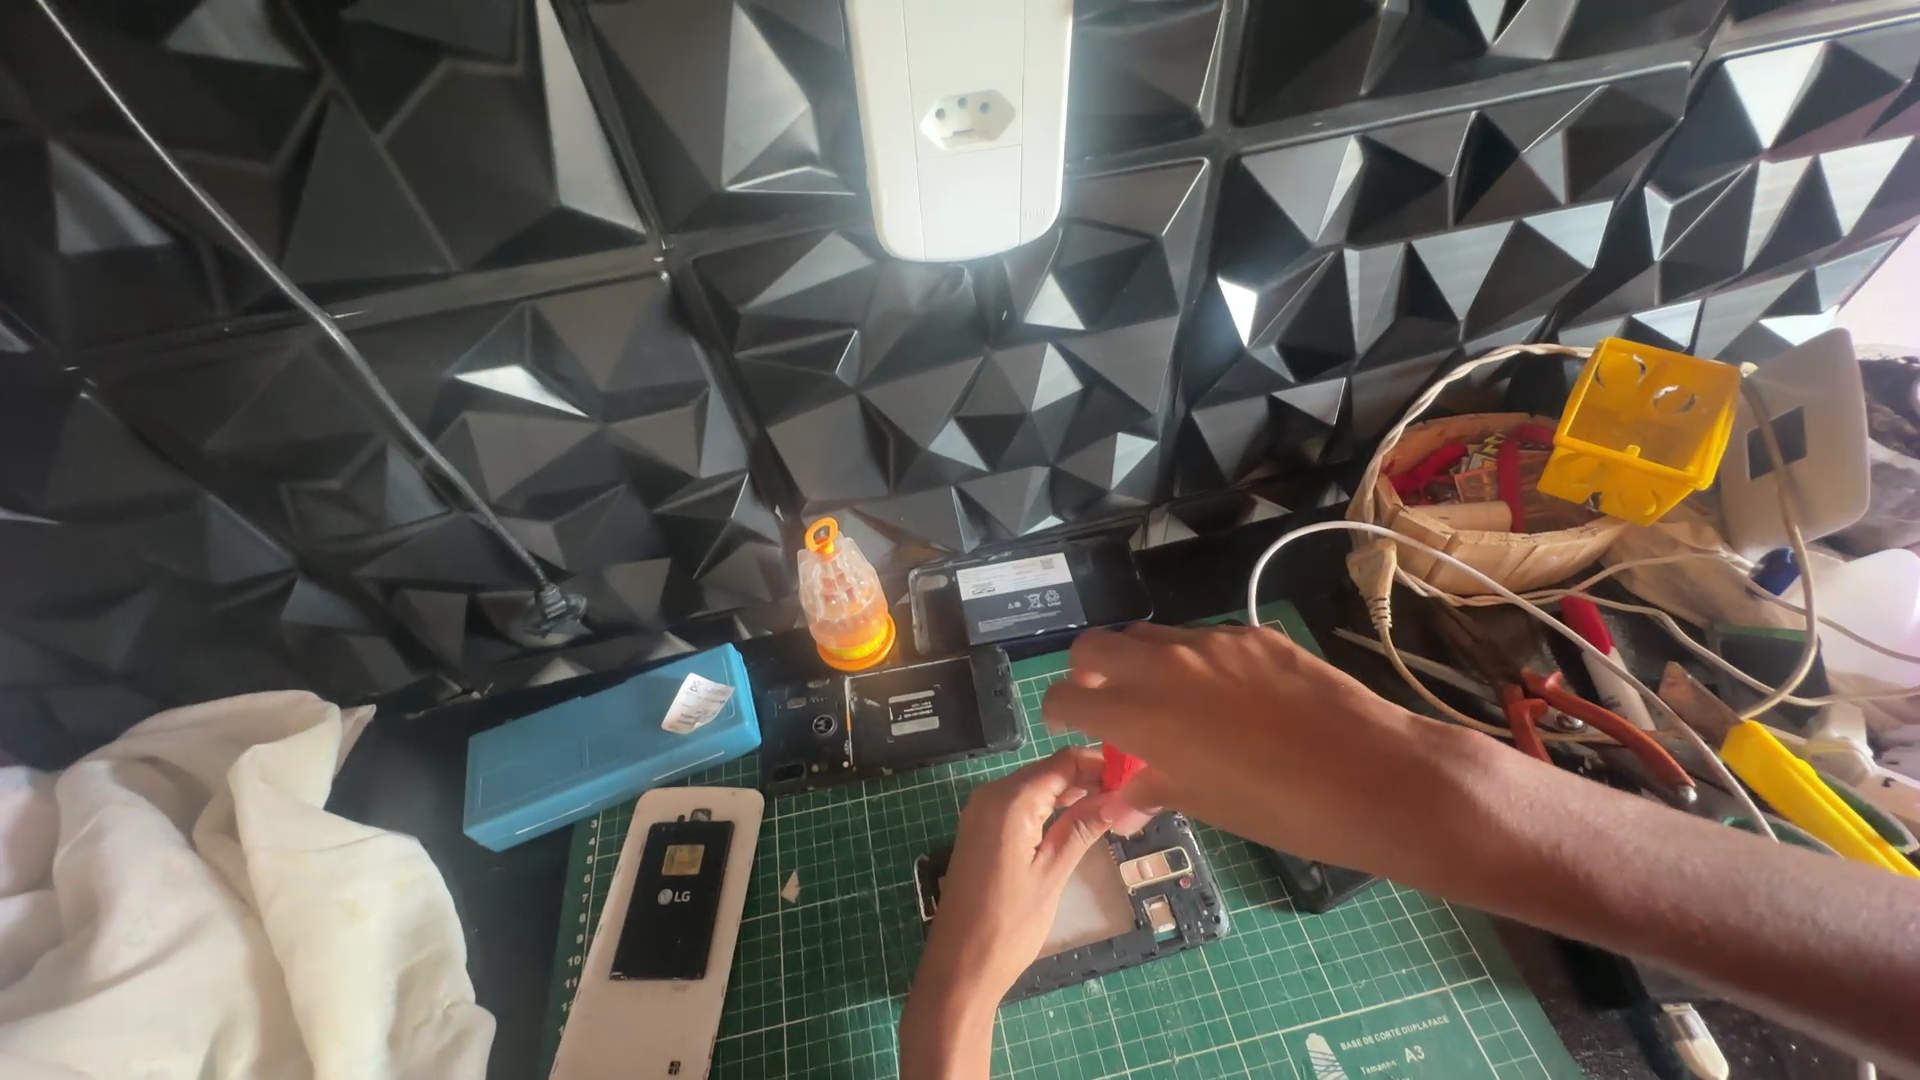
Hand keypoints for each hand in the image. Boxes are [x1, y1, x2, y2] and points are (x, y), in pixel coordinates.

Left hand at [900, 747, 1148, 1077]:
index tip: (1134, 775)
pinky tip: (1076, 819)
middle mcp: (992, 793)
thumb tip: (1120, 797)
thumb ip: (1082, 828)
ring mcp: (982, 809)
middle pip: (1049, 770)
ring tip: (1112, 806)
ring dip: (1071, 792)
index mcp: (1010, 800)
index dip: (1100, 763)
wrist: (959, 965)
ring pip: (1036, 785)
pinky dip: (1049, 806)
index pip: (1063, 762)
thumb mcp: (1052, 874)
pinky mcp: (981, 826)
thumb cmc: (1008, 925)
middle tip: (1130, 794)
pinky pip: (1021, 802)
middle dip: (1089, 777)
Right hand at [1042, 623, 1512, 888]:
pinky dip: (1187, 660)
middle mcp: (1164, 666)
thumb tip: (1122, 794)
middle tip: (1106, 702)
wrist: (1380, 778)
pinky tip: (1223, 694)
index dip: (1057, 711)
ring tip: (1165, 698)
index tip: (1068, 724)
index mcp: (1142, 715)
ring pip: (1145, 635)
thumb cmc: (1285, 811)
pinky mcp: (1249, 633)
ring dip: (1137, 662)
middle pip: (1092, 645)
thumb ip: (1150, 788)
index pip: (1066, 697)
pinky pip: (1197, 638)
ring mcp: (1209, 642)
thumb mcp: (1205, 806)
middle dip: (1085, 673)